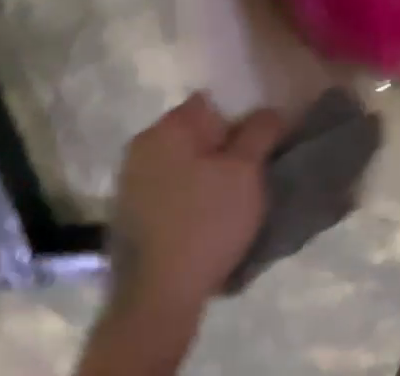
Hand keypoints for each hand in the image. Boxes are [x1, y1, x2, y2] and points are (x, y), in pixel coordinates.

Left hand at [107, 94, 285, 319]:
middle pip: (198, 132)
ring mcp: (131, 184)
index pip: (212, 102)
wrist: (158, 297)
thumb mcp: (246, 170)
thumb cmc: (206, 221)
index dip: (244, 114)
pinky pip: (174, 188)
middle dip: (228, 144)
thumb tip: (267, 111)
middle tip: (257, 165)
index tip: (266, 136)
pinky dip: (194, 193)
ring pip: (186, 162)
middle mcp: (141, 149)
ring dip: (211, 171)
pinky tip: (212, 214)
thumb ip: (260, 130)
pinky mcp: (132, 215)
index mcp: (165, 130)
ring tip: (238, 193)